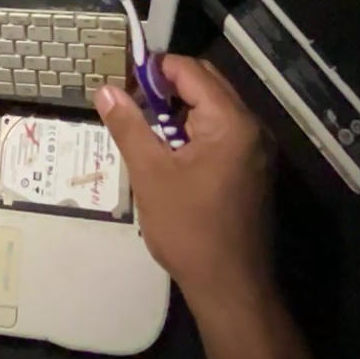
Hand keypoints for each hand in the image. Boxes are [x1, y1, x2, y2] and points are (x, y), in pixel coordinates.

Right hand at [96, 56, 272, 305]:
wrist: (231, 289)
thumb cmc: (190, 229)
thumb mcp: (150, 173)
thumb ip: (128, 125)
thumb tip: (105, 89)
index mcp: (230, 121)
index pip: (190, 70)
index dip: (154, 69)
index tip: (122, 79)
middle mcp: (250, 126)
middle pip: (205, 83)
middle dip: (165, 85)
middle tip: (130, 99)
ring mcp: (254, 147)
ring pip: (212, 106)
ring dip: (177, 107)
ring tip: (142, 123)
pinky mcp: (251, 166)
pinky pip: (219, 129)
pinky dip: (192, 127)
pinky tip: (166, 147)